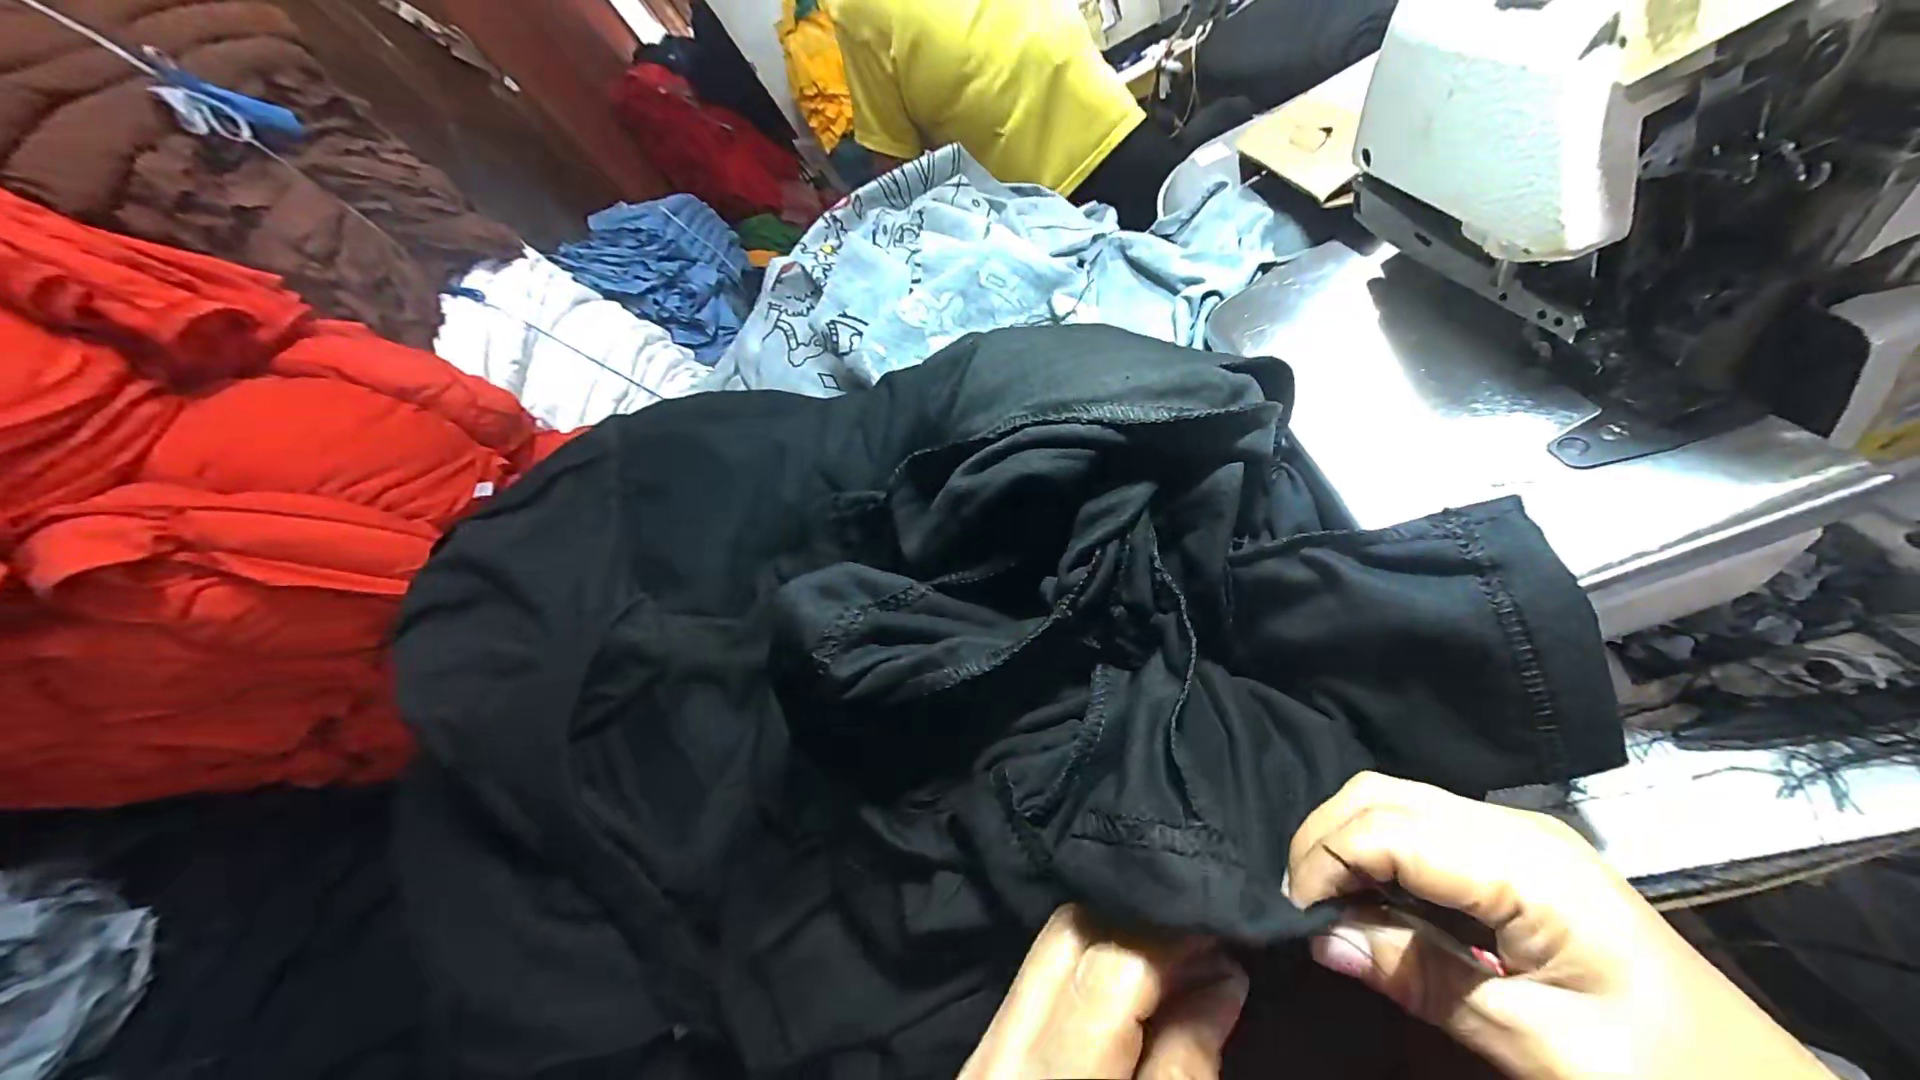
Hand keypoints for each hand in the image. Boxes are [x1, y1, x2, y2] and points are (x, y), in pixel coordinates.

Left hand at [959, 904, 1248, 1079]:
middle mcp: (1004, 1051)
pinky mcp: (987, 1054)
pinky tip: (1136, 980)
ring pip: (1053, 945)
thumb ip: (1185, 1067)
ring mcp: (986, 1050)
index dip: (1173, 941)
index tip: (1224, 939)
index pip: (1109, 968)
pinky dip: (1094, 964)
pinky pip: (1042, 976)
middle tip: (1204, 939)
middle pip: (1069, 933)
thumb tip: (1220, 980)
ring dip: (1119, 936)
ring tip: (1180, 955)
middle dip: (1141, 923)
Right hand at [1287, 772, 1833, 1079]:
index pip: (1385, 827)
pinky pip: (1418, 827)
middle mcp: (1513, 825)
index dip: (1323, 862)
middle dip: (1322, 841)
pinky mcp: (1514, 854)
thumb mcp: (1544, 1046)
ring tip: (1330, 905)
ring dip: (1344, 843)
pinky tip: (1373, 899)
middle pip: (1379, 794)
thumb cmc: (1669, 1075)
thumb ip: (1422, 978)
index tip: (1295, 919)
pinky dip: (1376, 853)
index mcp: (1527, 861)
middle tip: (1302, 908)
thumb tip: (1320, 939)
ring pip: (1391, 801)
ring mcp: (1515, 833)